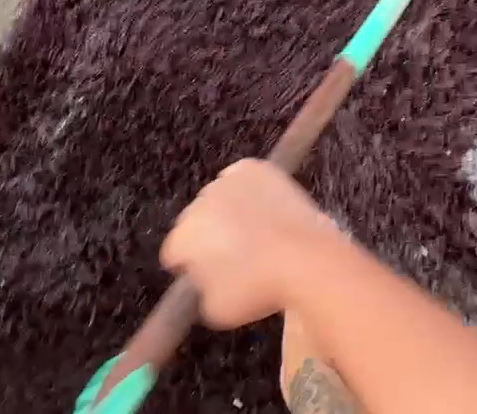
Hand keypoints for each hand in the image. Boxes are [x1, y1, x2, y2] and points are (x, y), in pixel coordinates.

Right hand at [160, 159, 343, 328]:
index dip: (188, 263)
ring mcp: (226, 181)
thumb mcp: (217, 309)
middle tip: (229, 252)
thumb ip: (201, 289)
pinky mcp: (252, 168)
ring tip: (252, 230)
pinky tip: (260, 208)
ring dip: (226, 210)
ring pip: (217, 197)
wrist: (302, 256)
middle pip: (194, 219)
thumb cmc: (259, 287)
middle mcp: (198, 203)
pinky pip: (240, 178)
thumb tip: (204, 277)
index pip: (173, 250)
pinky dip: (245, 190)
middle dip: (206, 234)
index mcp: (184, 237)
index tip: (202, 270)